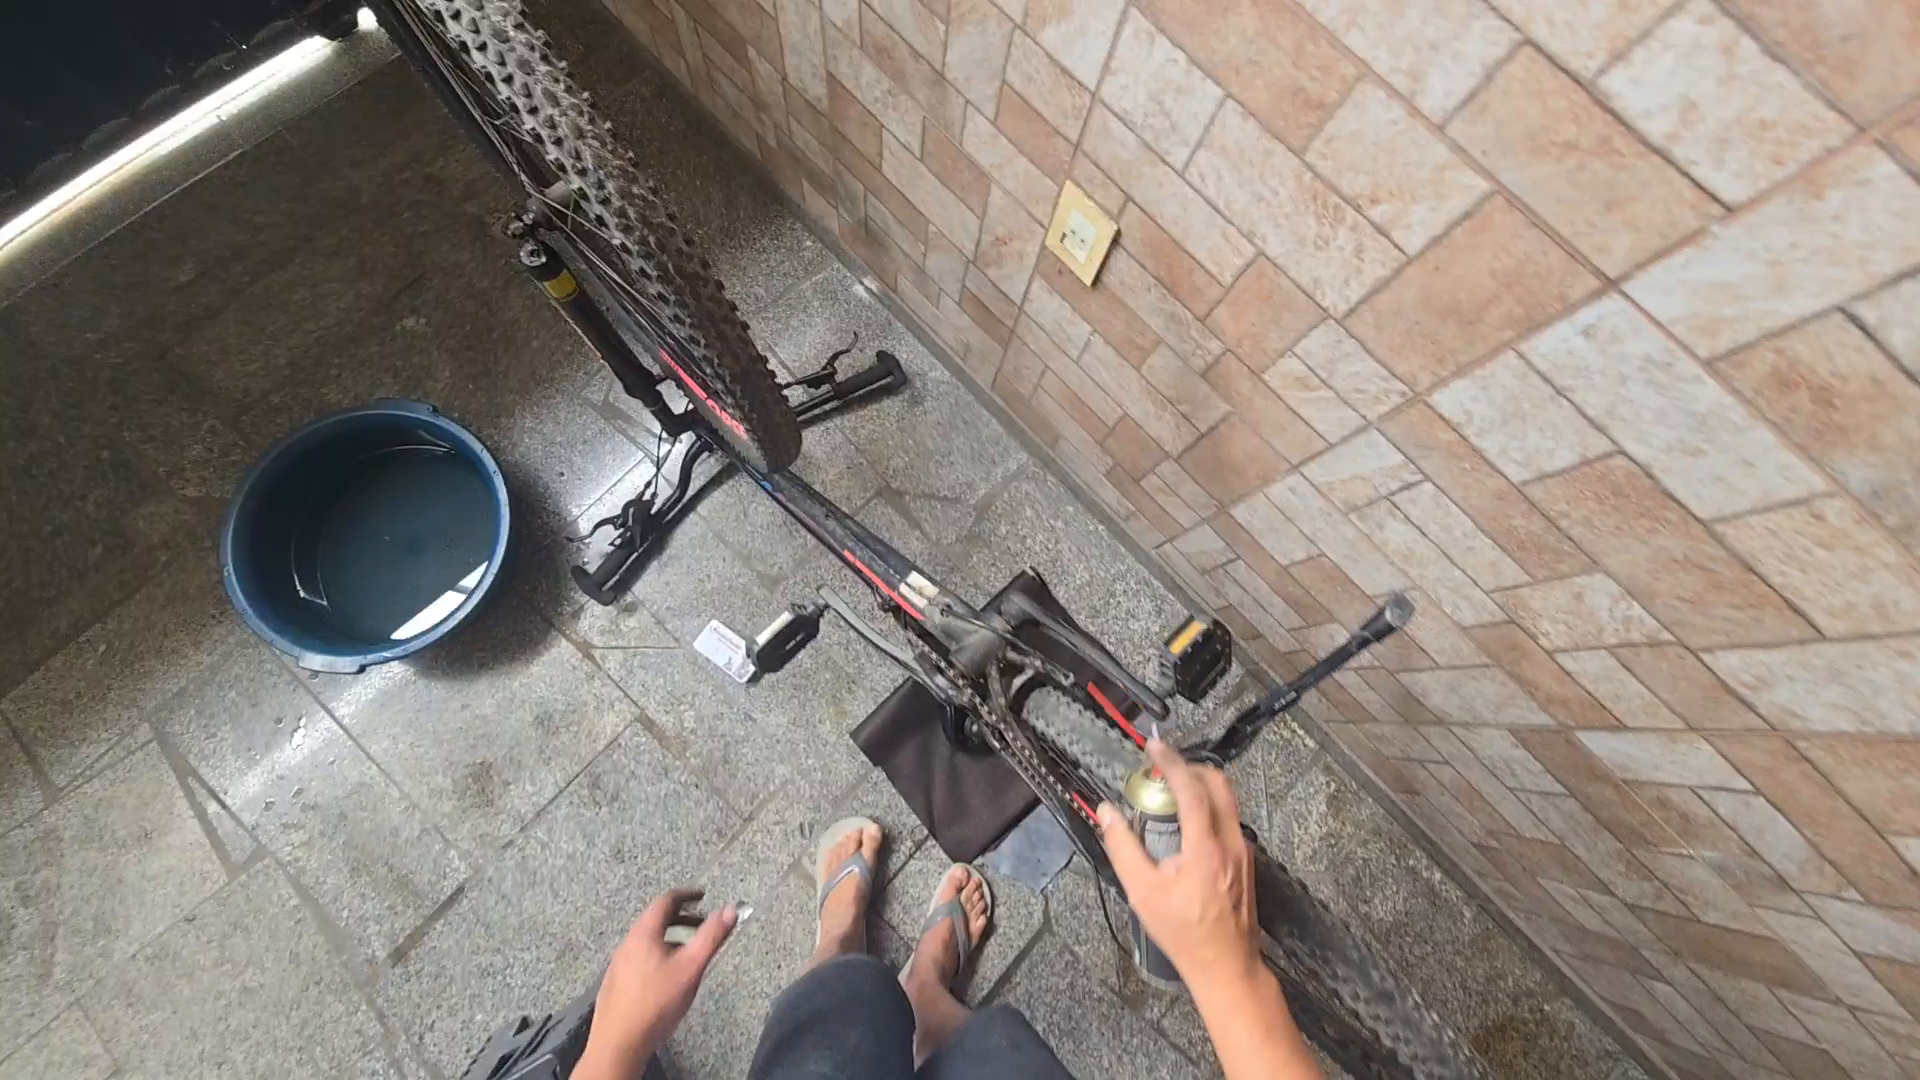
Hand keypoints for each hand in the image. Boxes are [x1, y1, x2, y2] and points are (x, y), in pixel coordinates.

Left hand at [574, 889, 737, 1079]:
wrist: (617, 1046)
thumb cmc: (657, 1002)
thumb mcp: (691, 967)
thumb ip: (712, 936)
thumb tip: (731, 908)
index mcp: (644, 933)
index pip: (665, 901)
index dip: (686, 895)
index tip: (703, 896)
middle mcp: (627, 943)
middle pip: (655, 920)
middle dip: (681, 918)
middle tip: (701, 925)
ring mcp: (618, 964)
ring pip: (647, 940)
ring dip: (669, 937)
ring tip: (687, 951)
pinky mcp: (614, 984)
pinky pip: (639, 957)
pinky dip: (657, 953)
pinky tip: (666, 976)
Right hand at [1097, 739, 1260, 994]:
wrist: (1227, 967)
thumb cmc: (1182, 932)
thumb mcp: (1142, 892)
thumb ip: (1122, 847)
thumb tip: (1106, 811)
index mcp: (1206, 848)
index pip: (1192, 790)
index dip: (1171, 762)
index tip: (1154, 746)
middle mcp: (1231, 843)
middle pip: (1217, 783)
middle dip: (1188, 767)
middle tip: (1160, 767)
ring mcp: (1243, 850)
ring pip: (1227, 798)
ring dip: (1199, 783)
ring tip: (1170, 789)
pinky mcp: (1246, 858)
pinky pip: (1228, 816)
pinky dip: (1208, 803)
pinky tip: (1186, 819)